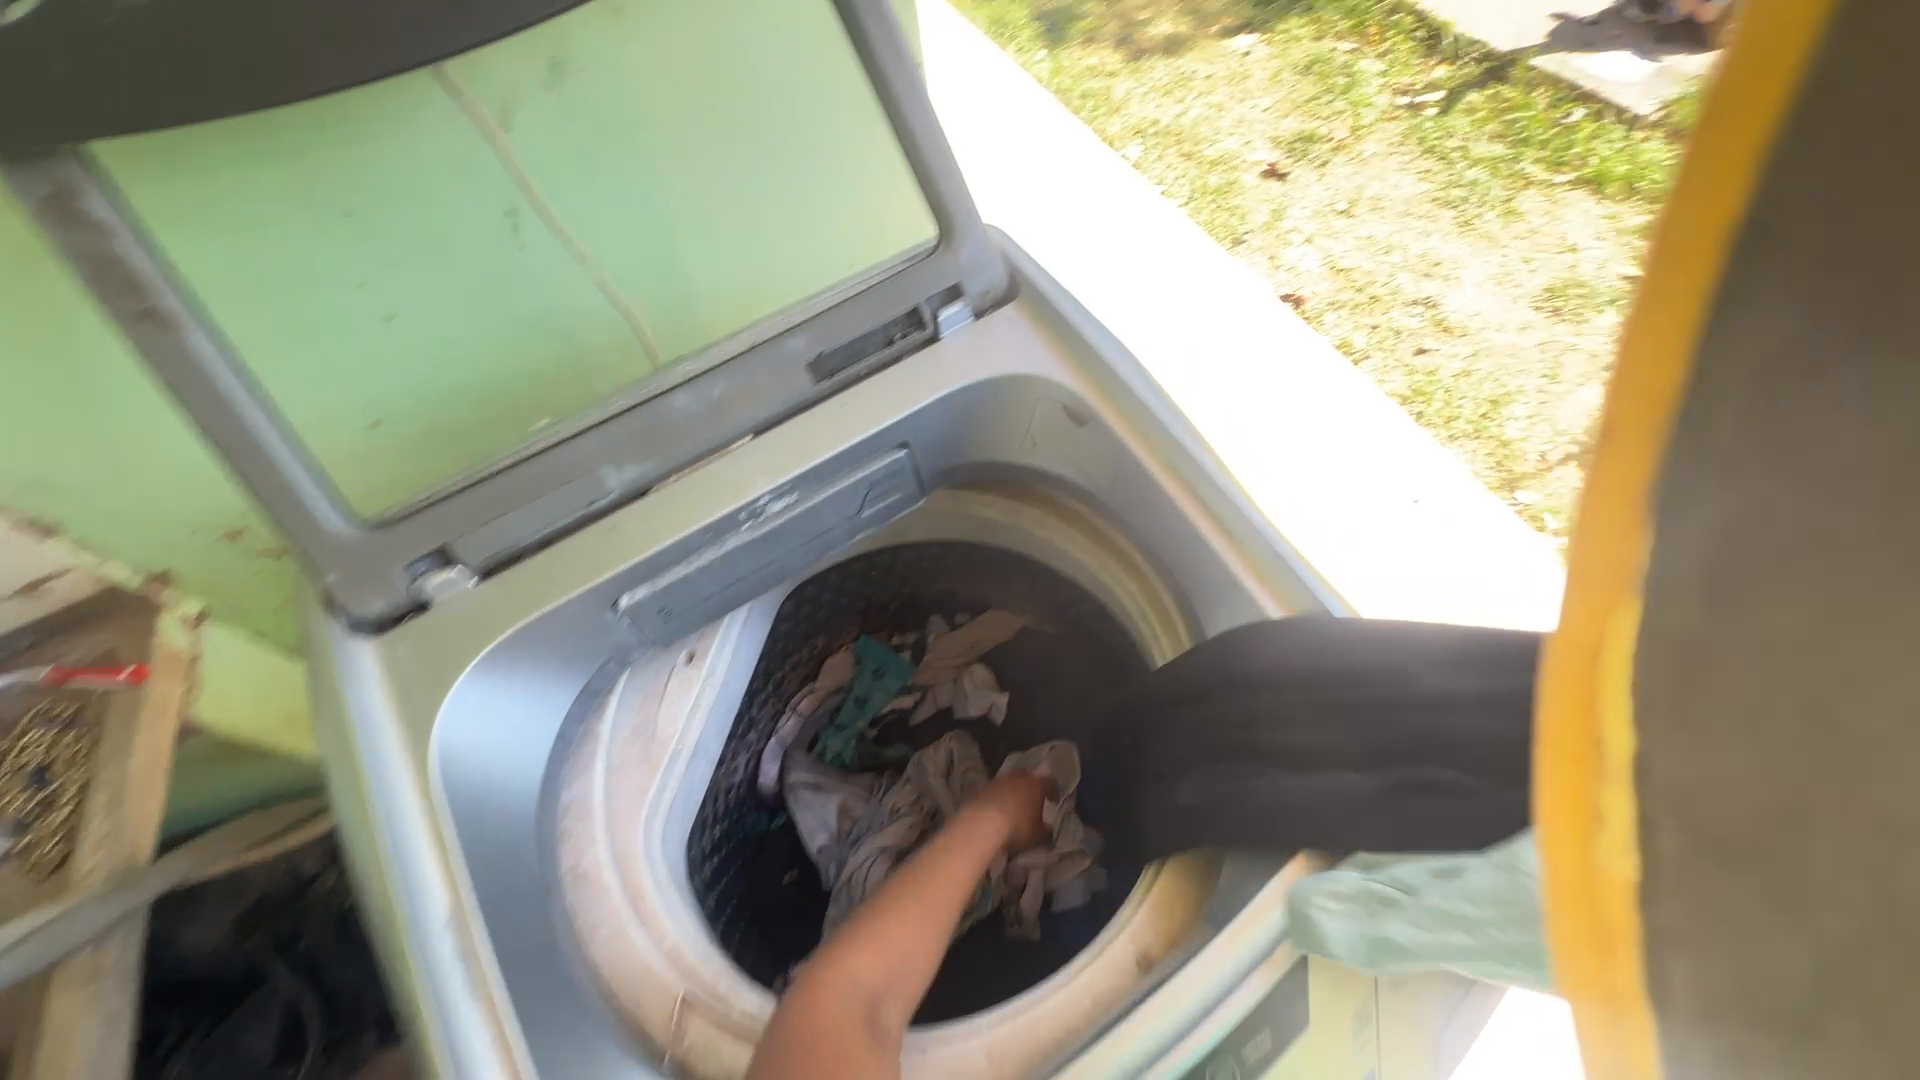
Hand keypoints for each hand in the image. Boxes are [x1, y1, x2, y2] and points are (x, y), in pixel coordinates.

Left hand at [975, 772, 1051, 852]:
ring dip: (1014, 791)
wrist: (982, 823)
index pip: (1051, 782)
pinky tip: (998, 808)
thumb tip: (1049, 830)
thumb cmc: (1017, 828)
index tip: (1053, 801)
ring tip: (1014, 805)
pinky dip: (999, 796)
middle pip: (1029, 777)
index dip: (1053, 791)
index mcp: (1037, 785)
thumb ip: (1046, 831)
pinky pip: (997, 789)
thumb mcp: (1037, 835)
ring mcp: (1000, 780)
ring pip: (1011, 782)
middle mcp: (1020, 777)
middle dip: (1031, 787)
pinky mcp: (984, 786)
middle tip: (1033, 800)